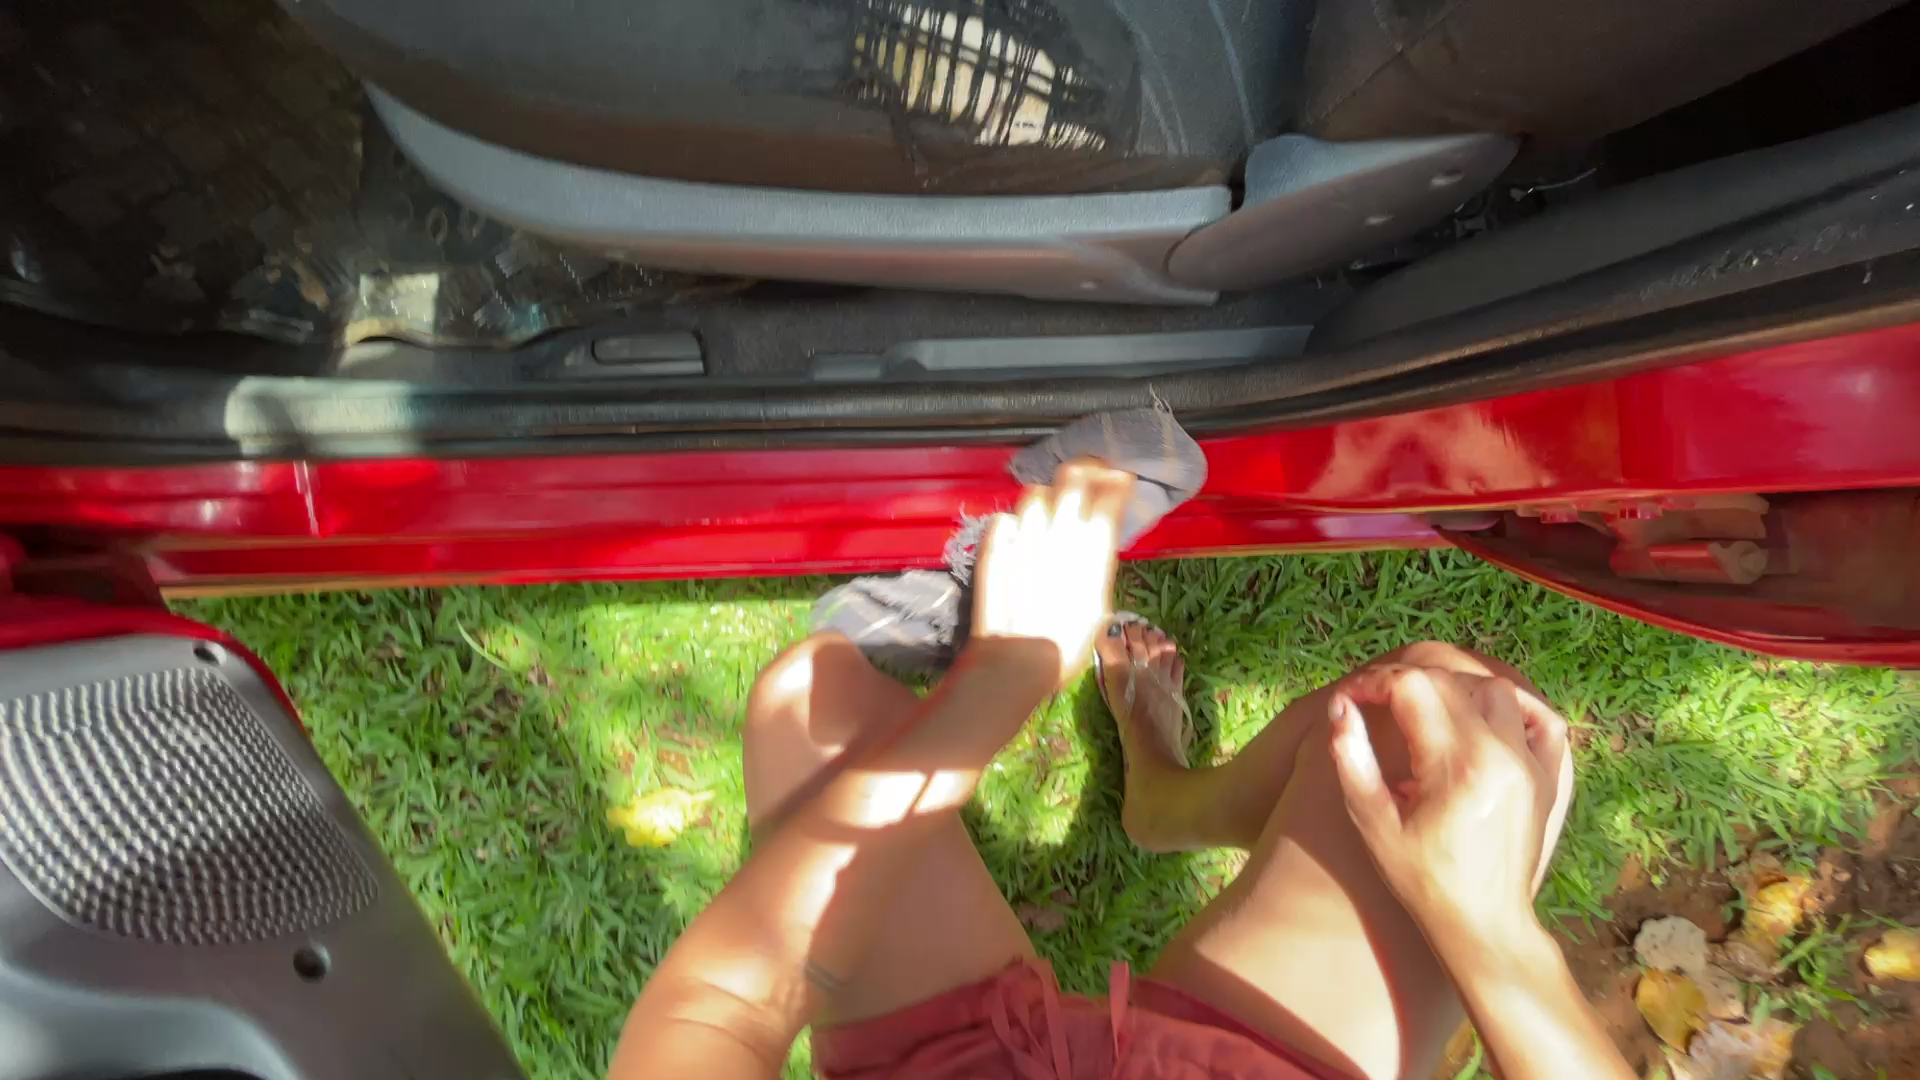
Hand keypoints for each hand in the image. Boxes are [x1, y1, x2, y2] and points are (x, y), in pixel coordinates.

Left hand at [968, 460, 1132, 688]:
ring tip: (1047, 511)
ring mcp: (1024, 536)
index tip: (1119, 480)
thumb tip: (1091, 548)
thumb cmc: (1066, 647)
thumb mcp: (1097, 607)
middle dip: (1084, 471)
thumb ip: (1095, 567)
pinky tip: (1016, 536)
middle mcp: (1060, 533)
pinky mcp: (994, 546)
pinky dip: (1012, 523)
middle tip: (1086, 477)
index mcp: (1093, 549)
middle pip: (1073, 476)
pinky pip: (1004, 518)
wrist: (1016, 660)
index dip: (1117, 482)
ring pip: (1035, 491)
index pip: (1110, 494)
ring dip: (1045, 497)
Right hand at [1328, 667, 1570, 939]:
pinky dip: (1512, 703)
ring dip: (1450, 686)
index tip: (1348, 699)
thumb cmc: (1418, 873)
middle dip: (1401, 680)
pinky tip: (1481, 712)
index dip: (1371, 683)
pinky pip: (1542, 719)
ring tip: (1420, 707)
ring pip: (1494, 688)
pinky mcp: (1549, 778)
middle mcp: (1500, 755)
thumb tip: (1339, 705)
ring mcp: (1531, 765)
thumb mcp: (1370, 818)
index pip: (1412, 686)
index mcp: (1455, 766)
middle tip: (1373, 701)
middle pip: (1448, 681)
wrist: (1483, 922)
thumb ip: (1350, 755)